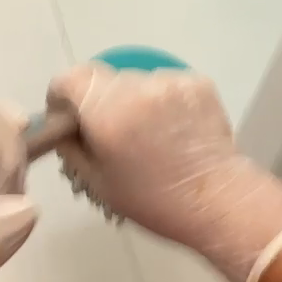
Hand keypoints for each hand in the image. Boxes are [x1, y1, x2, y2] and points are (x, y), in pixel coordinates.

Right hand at [47, 65, 281, 281]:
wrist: (220, 202)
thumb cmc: (153, 200)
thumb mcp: (97, 183)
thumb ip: (72, 148)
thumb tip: (64, 127)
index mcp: (106, 112)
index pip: (68, 79)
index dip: (61, 96)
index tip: (68, 118)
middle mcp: (136, 87)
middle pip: (100, 79)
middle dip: (97, 101)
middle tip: (109, 131)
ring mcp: (169, 81)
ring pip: (133, 81)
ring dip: (130, 100)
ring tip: (147, 133)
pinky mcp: (196, 82)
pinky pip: (163, 84)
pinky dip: (159, 101)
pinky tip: (171, 129)